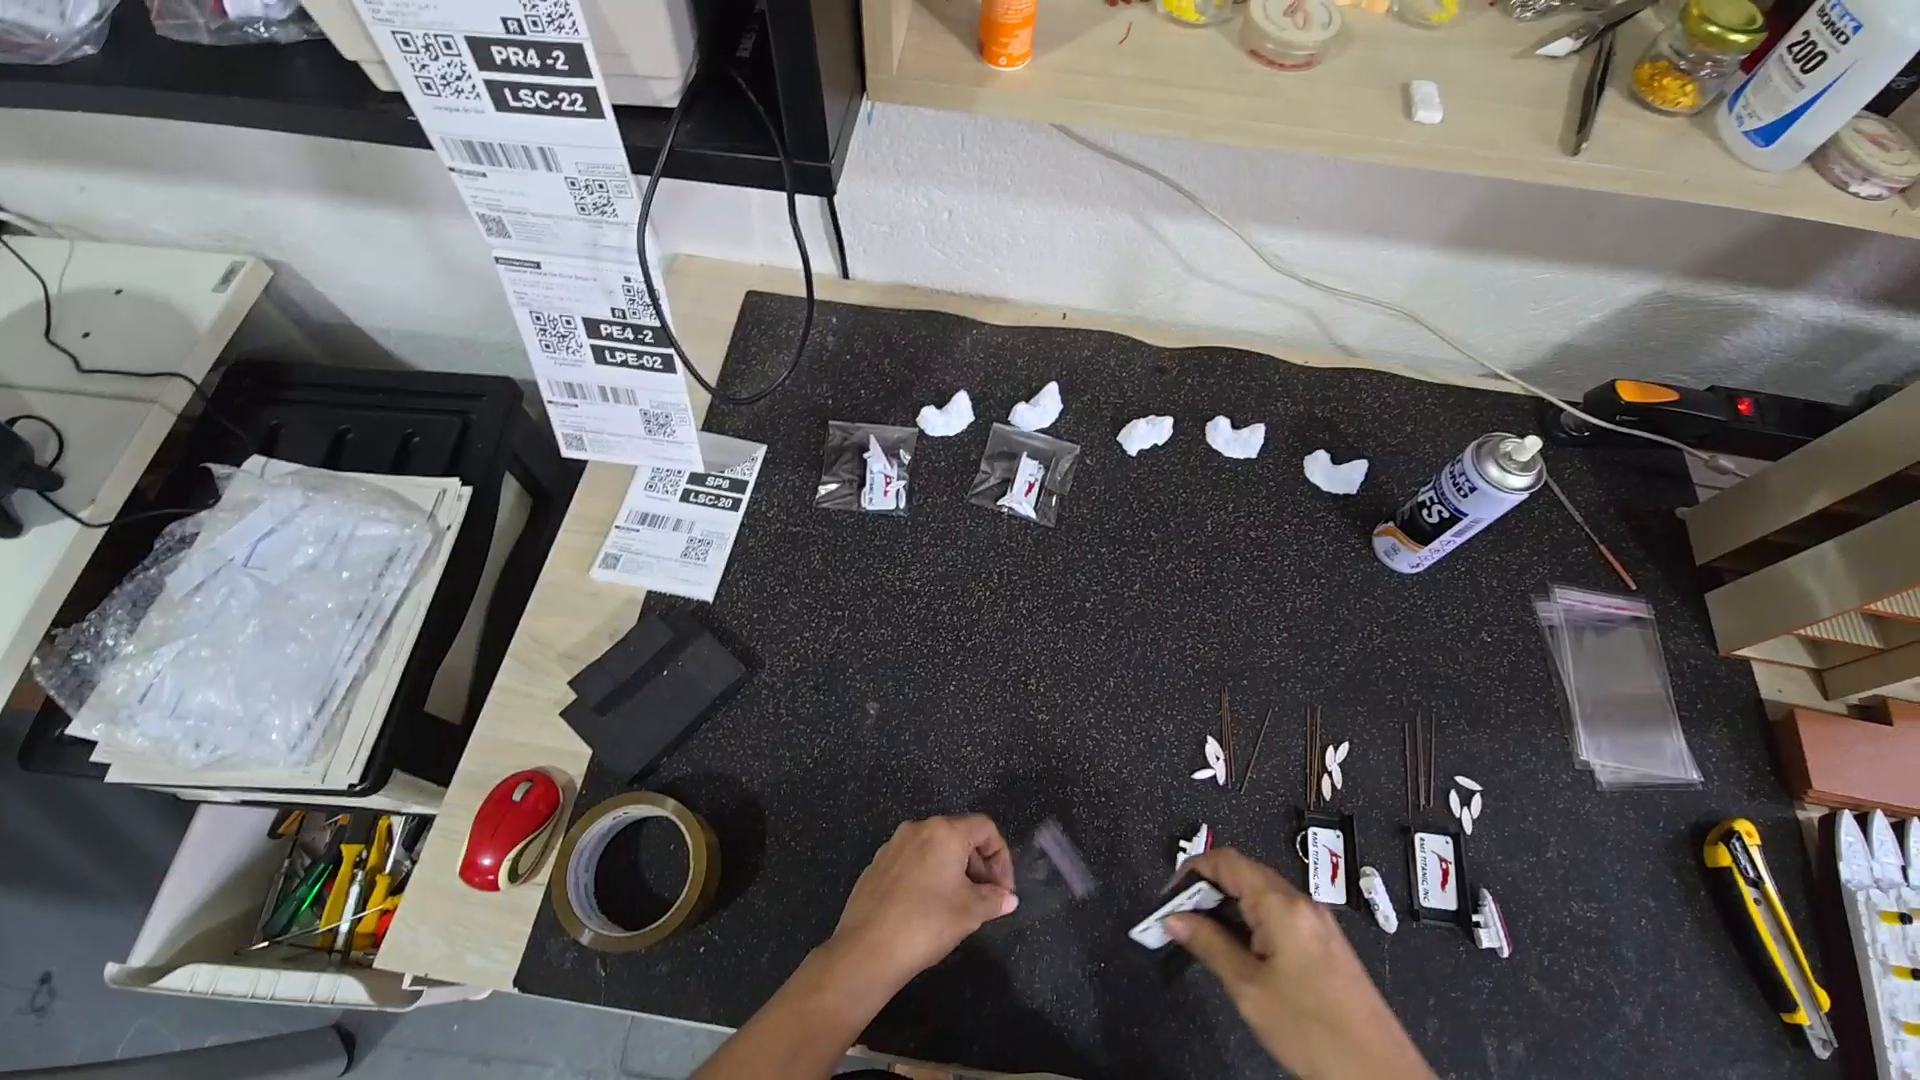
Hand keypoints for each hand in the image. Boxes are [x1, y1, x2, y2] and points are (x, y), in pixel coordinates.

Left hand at [826, 814, 1019, 992]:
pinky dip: (929, 877)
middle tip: (987, 898)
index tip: (1004, 890)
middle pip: (959, 836)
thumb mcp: (970, 912)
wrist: (867, 949)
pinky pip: (913, 862)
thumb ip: (993, 899)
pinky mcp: (876, 866)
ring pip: (935, 849)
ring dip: (955, 872)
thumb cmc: (927, 922)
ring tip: (960, 905)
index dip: (1002, 857)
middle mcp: (917, 829)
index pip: (985, 828)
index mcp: (943, 832)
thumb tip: (1008, 898)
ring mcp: (892, 846)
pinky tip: (929, 908)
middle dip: (979, 865)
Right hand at [1167, 848, 1434, 1079]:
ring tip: (1201, 936)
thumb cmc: (1309, 1027)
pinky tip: (1237, 950)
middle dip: (1207, 889)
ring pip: (1262, 896)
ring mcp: (1318, 923)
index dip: (1191, 869)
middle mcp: (1302, 903)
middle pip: (1245, 874)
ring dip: (1228, 907)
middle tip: (1178, 919)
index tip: (1167, 896)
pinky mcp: (1326, 945)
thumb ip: (1209, 945)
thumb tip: (1174, 918)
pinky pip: (1279, 916)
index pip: (1227, 860)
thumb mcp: (1248, 989)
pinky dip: (1250, 922)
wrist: (1379, 1073)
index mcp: (1282, 904)